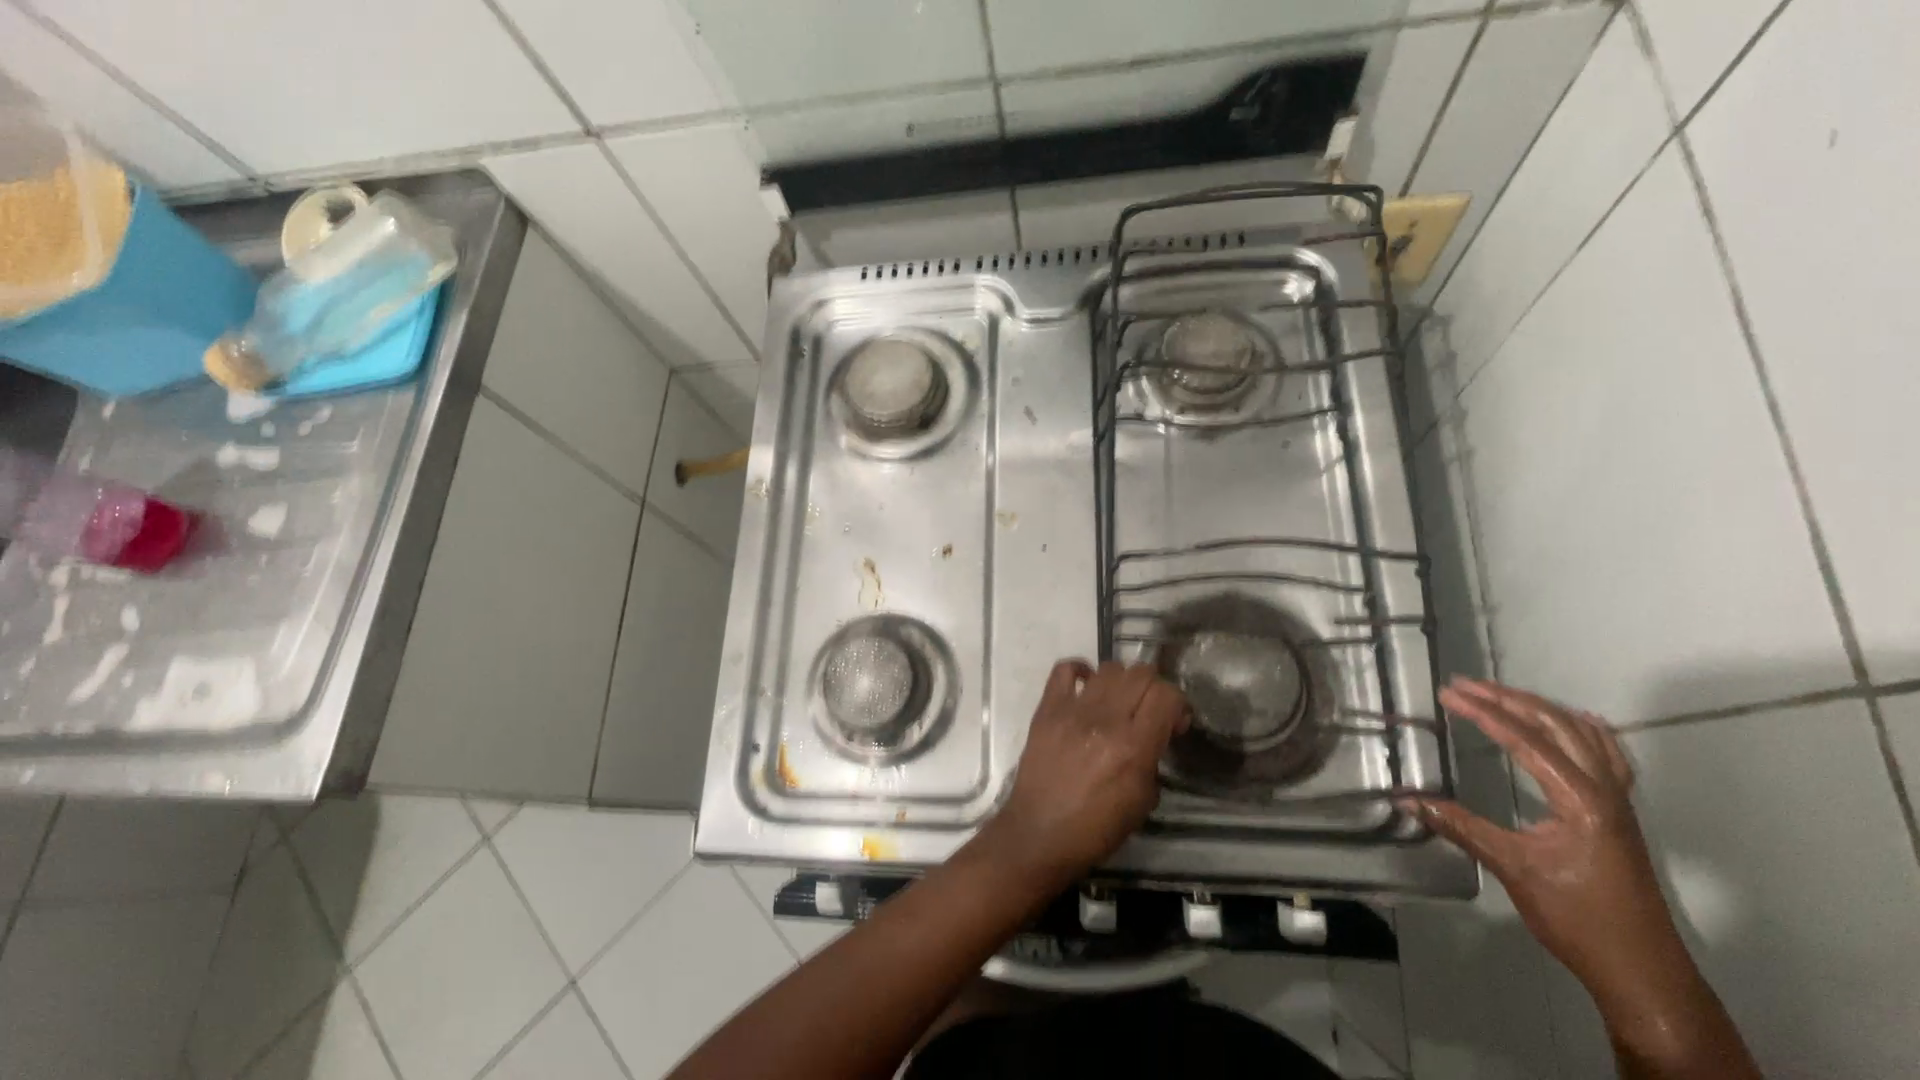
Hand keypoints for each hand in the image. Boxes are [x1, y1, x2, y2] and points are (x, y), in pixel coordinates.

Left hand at [981, 660, 1189, 885]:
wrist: (1039, 835)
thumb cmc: (1096, 829)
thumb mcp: (1142, 802)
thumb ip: (1153, 761)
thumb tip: (1155, 737)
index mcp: (1133, 747)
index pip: (1166, 695)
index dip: (1178, 706)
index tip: (1174, 725)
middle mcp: (1104, 720)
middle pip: (1141, 674)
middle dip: (1155, 689)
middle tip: (1150, 712)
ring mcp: (1072, 711)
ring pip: (1109, 668)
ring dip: (1123, 681)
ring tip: (1120, 703)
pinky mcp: (1046, 710)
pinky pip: (1064, 670)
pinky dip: (1081, 671)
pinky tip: (1088, 689)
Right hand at [1407, 678, 1682, 998]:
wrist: (1638, 965)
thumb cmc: (1574, 917)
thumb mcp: (1512, 868)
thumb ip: (1461, 827)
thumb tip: (1409, 799)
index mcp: (1579, 798)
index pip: (1526, 740)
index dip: (1484, 713)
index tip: (1448, 695)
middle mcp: (1604, 788)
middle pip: (1556, 725)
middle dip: (1508, 700)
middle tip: (1465, 686)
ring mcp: (1618, 799)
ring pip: (1582, 734)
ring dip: (1541, 709)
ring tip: (1504, 694)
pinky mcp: (1620, 812)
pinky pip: (1607, 755)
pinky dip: (1583, 730)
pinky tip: (1575, 723)